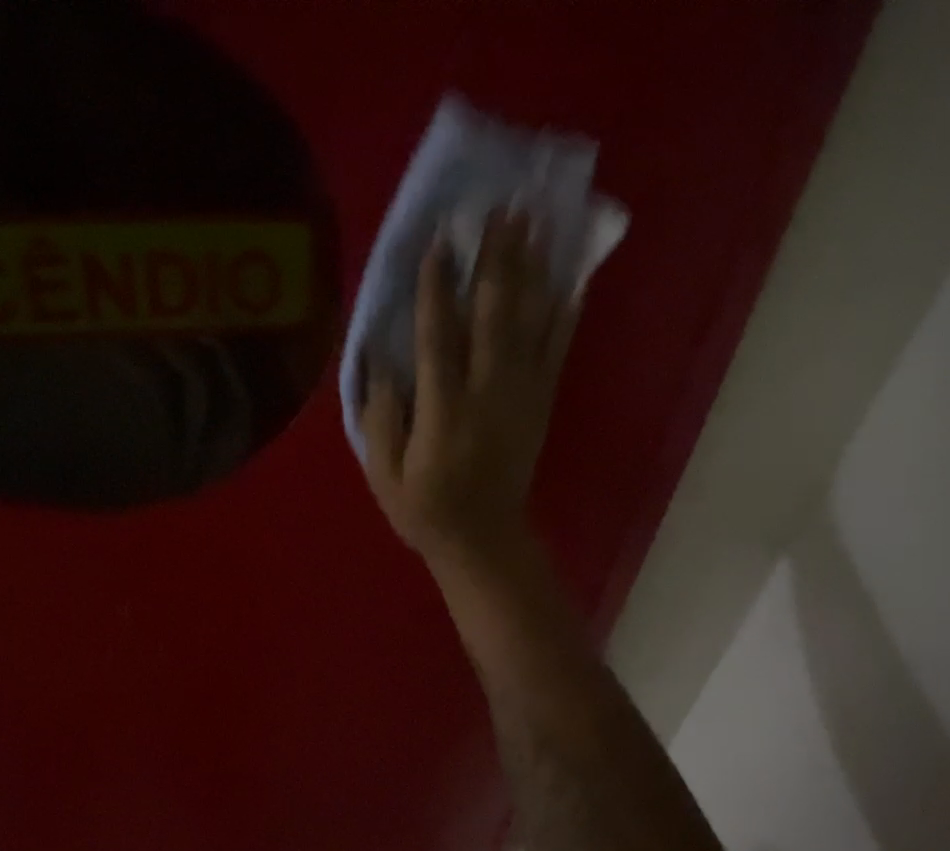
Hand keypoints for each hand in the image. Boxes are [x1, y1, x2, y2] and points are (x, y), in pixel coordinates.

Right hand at [359, 209, 581, 569]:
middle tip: (503, 210)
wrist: (484, 541)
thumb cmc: (424, 508)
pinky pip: (556, 350)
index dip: (438, 287)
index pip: (438, 337)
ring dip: (533, 272)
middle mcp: (488, 394)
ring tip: (536, 225)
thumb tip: (381, 358)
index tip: (440, 238)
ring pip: (530, 324)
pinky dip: (564, 312)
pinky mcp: (541, 403)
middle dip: (498, 260)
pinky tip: (569, 279)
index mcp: (443, 411)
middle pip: (494, 316)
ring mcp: (521, 396)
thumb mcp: (384, 473)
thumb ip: (381, 415)